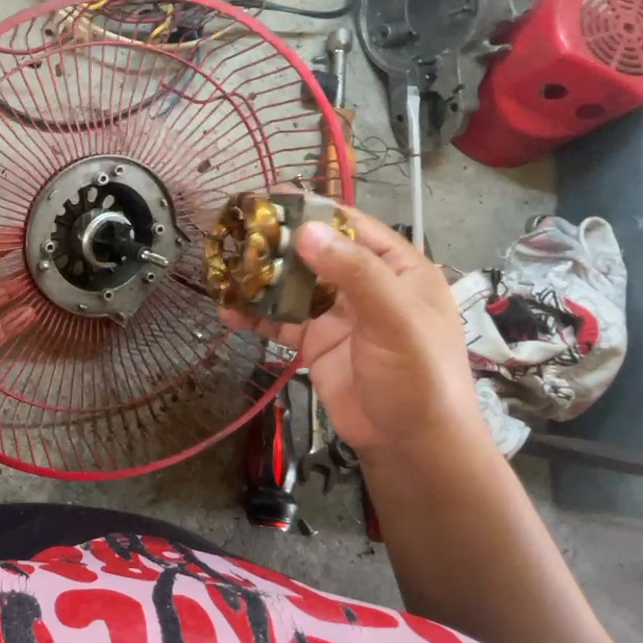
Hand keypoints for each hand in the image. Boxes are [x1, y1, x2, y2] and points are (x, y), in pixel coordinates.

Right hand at [225, 208, 482, 460]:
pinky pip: (280, 322)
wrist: (411, 443)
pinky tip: (228, 314)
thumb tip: (306, 231)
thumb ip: (354, 273)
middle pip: (315, 253)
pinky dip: (254, 317)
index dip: (312, 211)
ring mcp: (337, 315)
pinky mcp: (315, 343)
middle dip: (277, 245)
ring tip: (224, 271)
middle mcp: (365, 285)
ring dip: (260, 281)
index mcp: (397, 269)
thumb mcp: (394, 319)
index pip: (352, 227)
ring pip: (292, 286)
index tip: (268, 199)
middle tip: (235, 234)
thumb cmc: (418, 376)